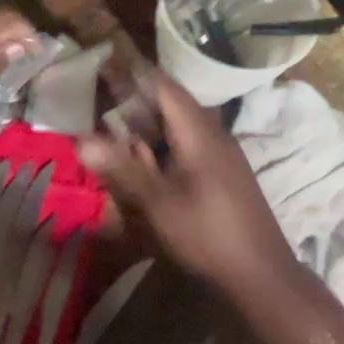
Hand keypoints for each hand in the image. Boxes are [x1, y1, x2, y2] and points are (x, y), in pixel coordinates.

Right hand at [77, 67, 296, 292]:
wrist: (262, 276)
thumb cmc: (208, 234)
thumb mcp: (159, 203)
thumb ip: (122, 169)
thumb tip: (81, 140)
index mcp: (199, 133)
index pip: (164, 87)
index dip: (134, 75)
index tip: (103, 67)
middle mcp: (214, 135)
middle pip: (171, 105)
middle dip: (136, 103)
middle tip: (100, 103)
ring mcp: (222, 156)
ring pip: (179, 128)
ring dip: (148, 128)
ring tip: (116, 134)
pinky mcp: (223, 176)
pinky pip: (188, 147)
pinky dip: (162, 147)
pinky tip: (146, 165)